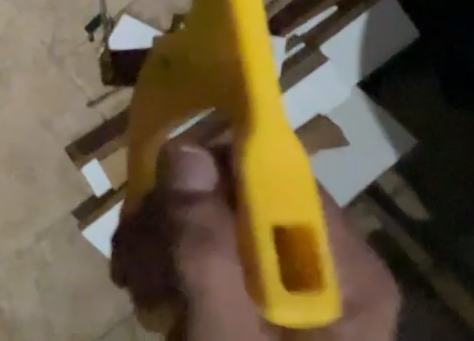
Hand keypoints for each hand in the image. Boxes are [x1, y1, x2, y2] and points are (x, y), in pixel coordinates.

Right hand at [111, 142, 400, 340]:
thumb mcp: (224, 338)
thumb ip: (205, 248)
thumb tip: (184, 150)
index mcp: (343, 272)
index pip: (275, 178)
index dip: (208, 172)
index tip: (154, 197)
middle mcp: (326, 267)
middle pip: (237, 199)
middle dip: (172, 217)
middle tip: (130, 258)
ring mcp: (294, 288)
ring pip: (214, 222)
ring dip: (160, 240)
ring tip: (130, 281)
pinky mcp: (263, 305)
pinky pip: (210, 254)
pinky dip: (170, 264)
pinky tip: (146, 292)